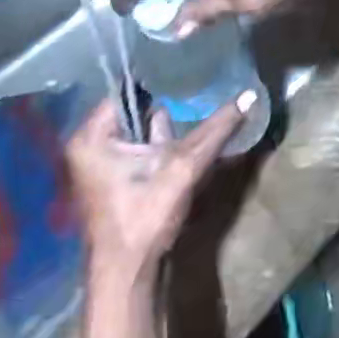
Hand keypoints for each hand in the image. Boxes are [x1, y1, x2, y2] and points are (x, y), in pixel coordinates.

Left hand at [65, 94, 251, 275]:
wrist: (127, 276)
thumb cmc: (144, 215)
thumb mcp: (183, 167)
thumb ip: (216, 129)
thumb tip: (250, 96)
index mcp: (92, 135)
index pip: (127, 88)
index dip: (159, 76)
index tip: (188, 62)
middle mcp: (88, 143)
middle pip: (134, 107)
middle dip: (166, 97)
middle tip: (199, 76)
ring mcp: (98, 162)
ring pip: (138, 126)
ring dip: (165, 120)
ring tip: (198, 96)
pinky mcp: (112, 175)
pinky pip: (138, 143)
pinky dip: (160, 138)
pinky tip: (189, 128)